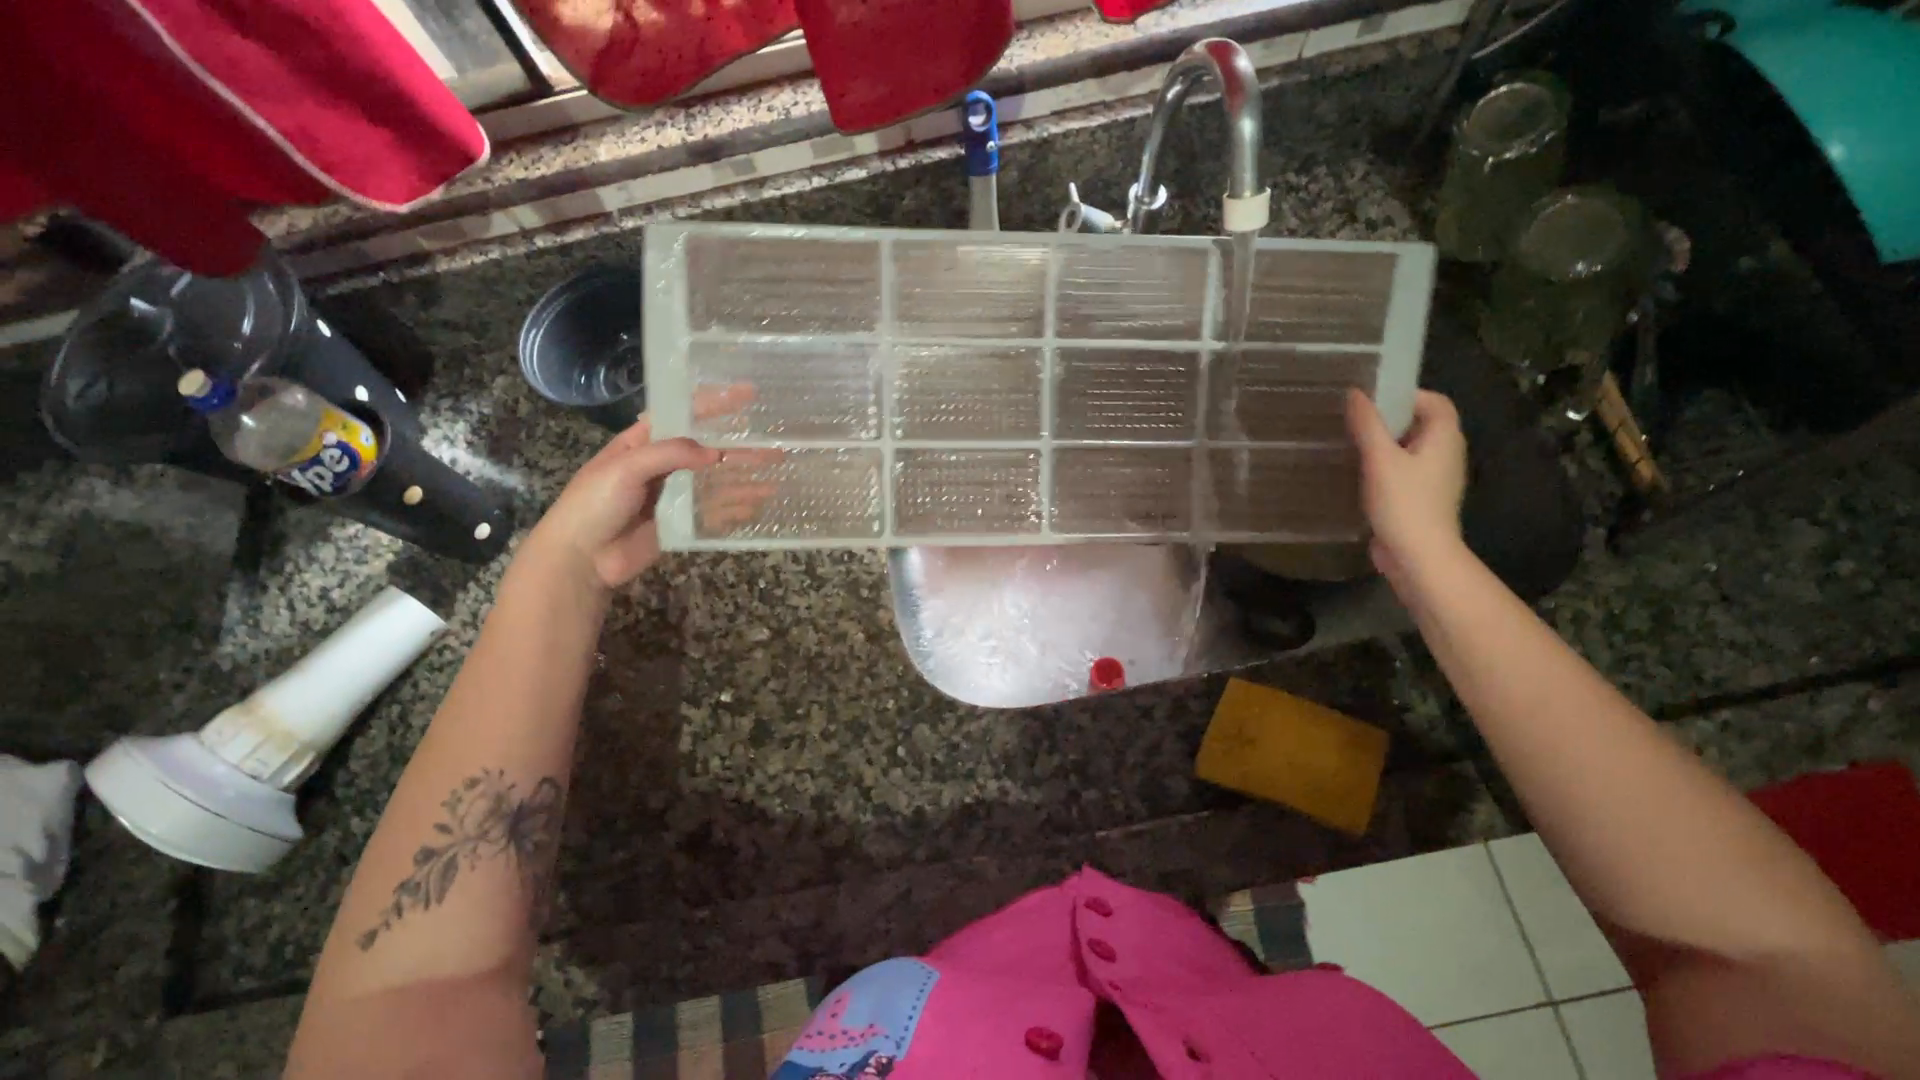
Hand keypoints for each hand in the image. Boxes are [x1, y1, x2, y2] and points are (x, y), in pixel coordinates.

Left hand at [524, 385, 754, 590]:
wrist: (580, 558)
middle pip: (708, 450)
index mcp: (644, 442)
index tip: (747, 395)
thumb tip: (714, 453)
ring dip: (745, 476)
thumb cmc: (594, 504)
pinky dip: (737, 508)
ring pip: (716, 482)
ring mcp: (673, 496)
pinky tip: (760, 503)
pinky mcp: (681, 524)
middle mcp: (663, 466)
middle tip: (775, 442)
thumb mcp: (625, 468)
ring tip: (776, 470)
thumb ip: (669, 454)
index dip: (715, 404)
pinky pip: (714, 513)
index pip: (684, 416)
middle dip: (740, 446)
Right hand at [1345, 389, 1467, 579]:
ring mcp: (1435, 479)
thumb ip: (1367, 424)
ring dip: (1384, 445)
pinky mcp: (1421, 499)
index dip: (1407, 395)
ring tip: (1351, 444)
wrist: (1419, 557)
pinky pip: (1403, 472)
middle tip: (1355, 420)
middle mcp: (1446, 454)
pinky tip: (1358, 475)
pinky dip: (1383, 468)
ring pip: (1410, 450)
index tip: (1373, 400)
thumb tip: (1355, 393)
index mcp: (1445, 438)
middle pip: (1421, 424)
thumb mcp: (1380, 459)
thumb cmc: (1404, 503)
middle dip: (1390, 419)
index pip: (1435, 402)